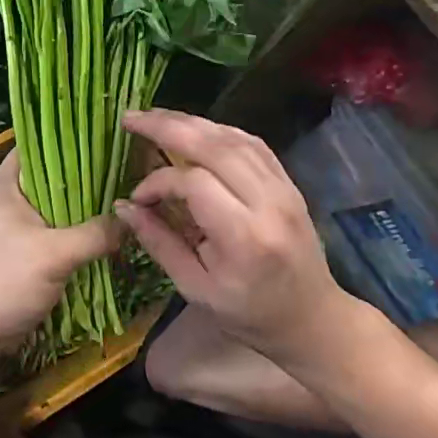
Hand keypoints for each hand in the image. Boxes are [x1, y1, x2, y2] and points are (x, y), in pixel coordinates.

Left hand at [0, 151, 123, 384]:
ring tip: (127, 194)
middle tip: (130, 167)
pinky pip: (57, 229)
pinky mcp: (25, 249)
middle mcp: (11, 195)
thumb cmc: (2, 281)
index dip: (73, 135)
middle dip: (89, 173)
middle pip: (55, 173)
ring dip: (86, 205)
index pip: (41, 141)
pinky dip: (79, 229)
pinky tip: (109, 230)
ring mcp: (17, 223)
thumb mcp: (54, 254)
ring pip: (59, 204)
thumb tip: (131, 218)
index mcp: (7, 181)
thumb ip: (96, 233)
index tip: (111, 135)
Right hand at [116, 109, 363, 370]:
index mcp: (245, 238)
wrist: (314, 320)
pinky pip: (251, 143)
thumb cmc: (250, 314)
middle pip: (214, 147)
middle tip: (132, 119)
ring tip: (154, 117)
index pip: (194, 184)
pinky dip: (218, 130)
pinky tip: (194, 128)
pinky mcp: (288, 182)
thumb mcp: (195, 288)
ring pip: (233, 138)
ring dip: (191, 122)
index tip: (138, 198)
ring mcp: (284, 188)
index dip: (158, 182)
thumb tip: (123, 206)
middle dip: (167, 127)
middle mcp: (268, 203)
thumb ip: (159, 242)